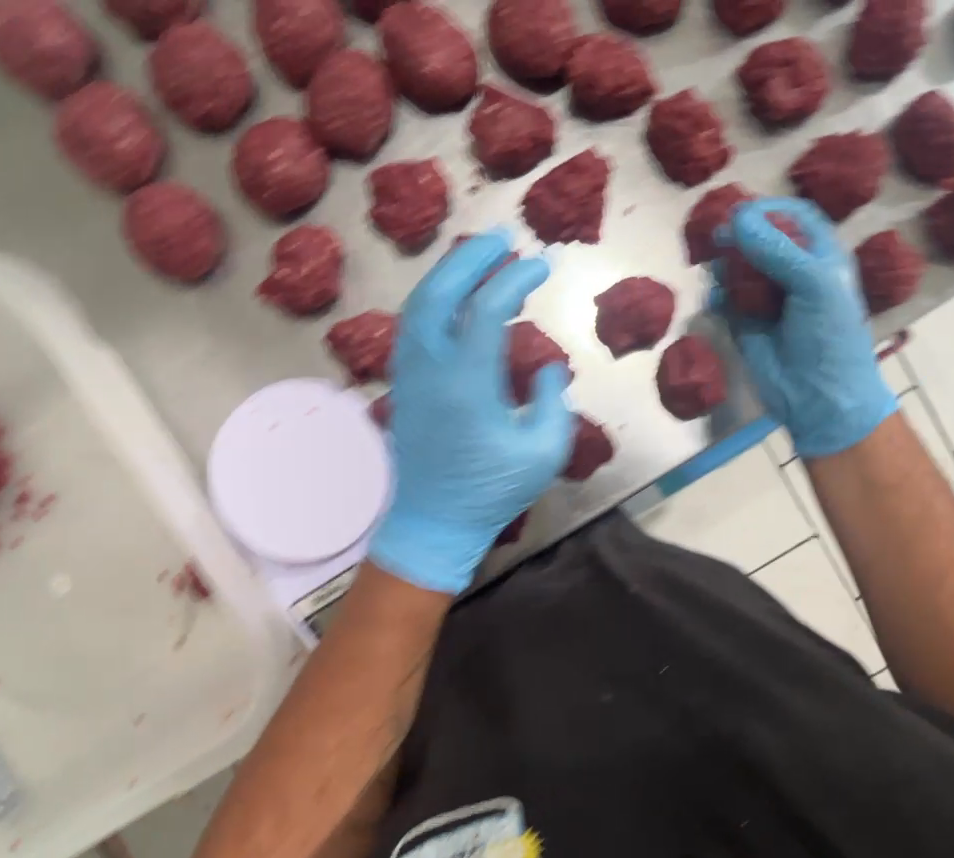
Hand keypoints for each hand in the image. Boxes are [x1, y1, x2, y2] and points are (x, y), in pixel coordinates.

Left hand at [367, 232, 573, 593]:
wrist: (434, 522)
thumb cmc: (492, 492)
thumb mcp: (542, 452)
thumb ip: (552, 402)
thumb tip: (547, 367)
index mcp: (467, 382)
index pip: (487, 309)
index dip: (515, 278)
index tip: (541, 265)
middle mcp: (430, 368)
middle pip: (440, 292)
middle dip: (471, 258)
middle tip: (502, 239)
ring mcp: (409, 375)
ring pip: (418, 306)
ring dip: (447, 275)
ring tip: (478, 259)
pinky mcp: (401, 385)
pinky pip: (411, 327)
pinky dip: (432, 300)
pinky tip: (452, 299)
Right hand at [712, 197, 898, 458]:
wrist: (819, 398)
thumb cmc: (831, 337)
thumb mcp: (814, 283)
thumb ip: (776, 248)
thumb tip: (736, 219)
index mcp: (820, 257)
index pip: (794, 217)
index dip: (770, 209)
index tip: (745, 211)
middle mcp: (792, 273)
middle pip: (760, 239)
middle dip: (740, 235)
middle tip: (720, 236)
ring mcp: (767, 300)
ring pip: (738, 267)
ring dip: (725, 263)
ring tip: (716, 266)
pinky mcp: (745, 326)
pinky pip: (725, 300)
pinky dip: (716, 294)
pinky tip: (716, 297)